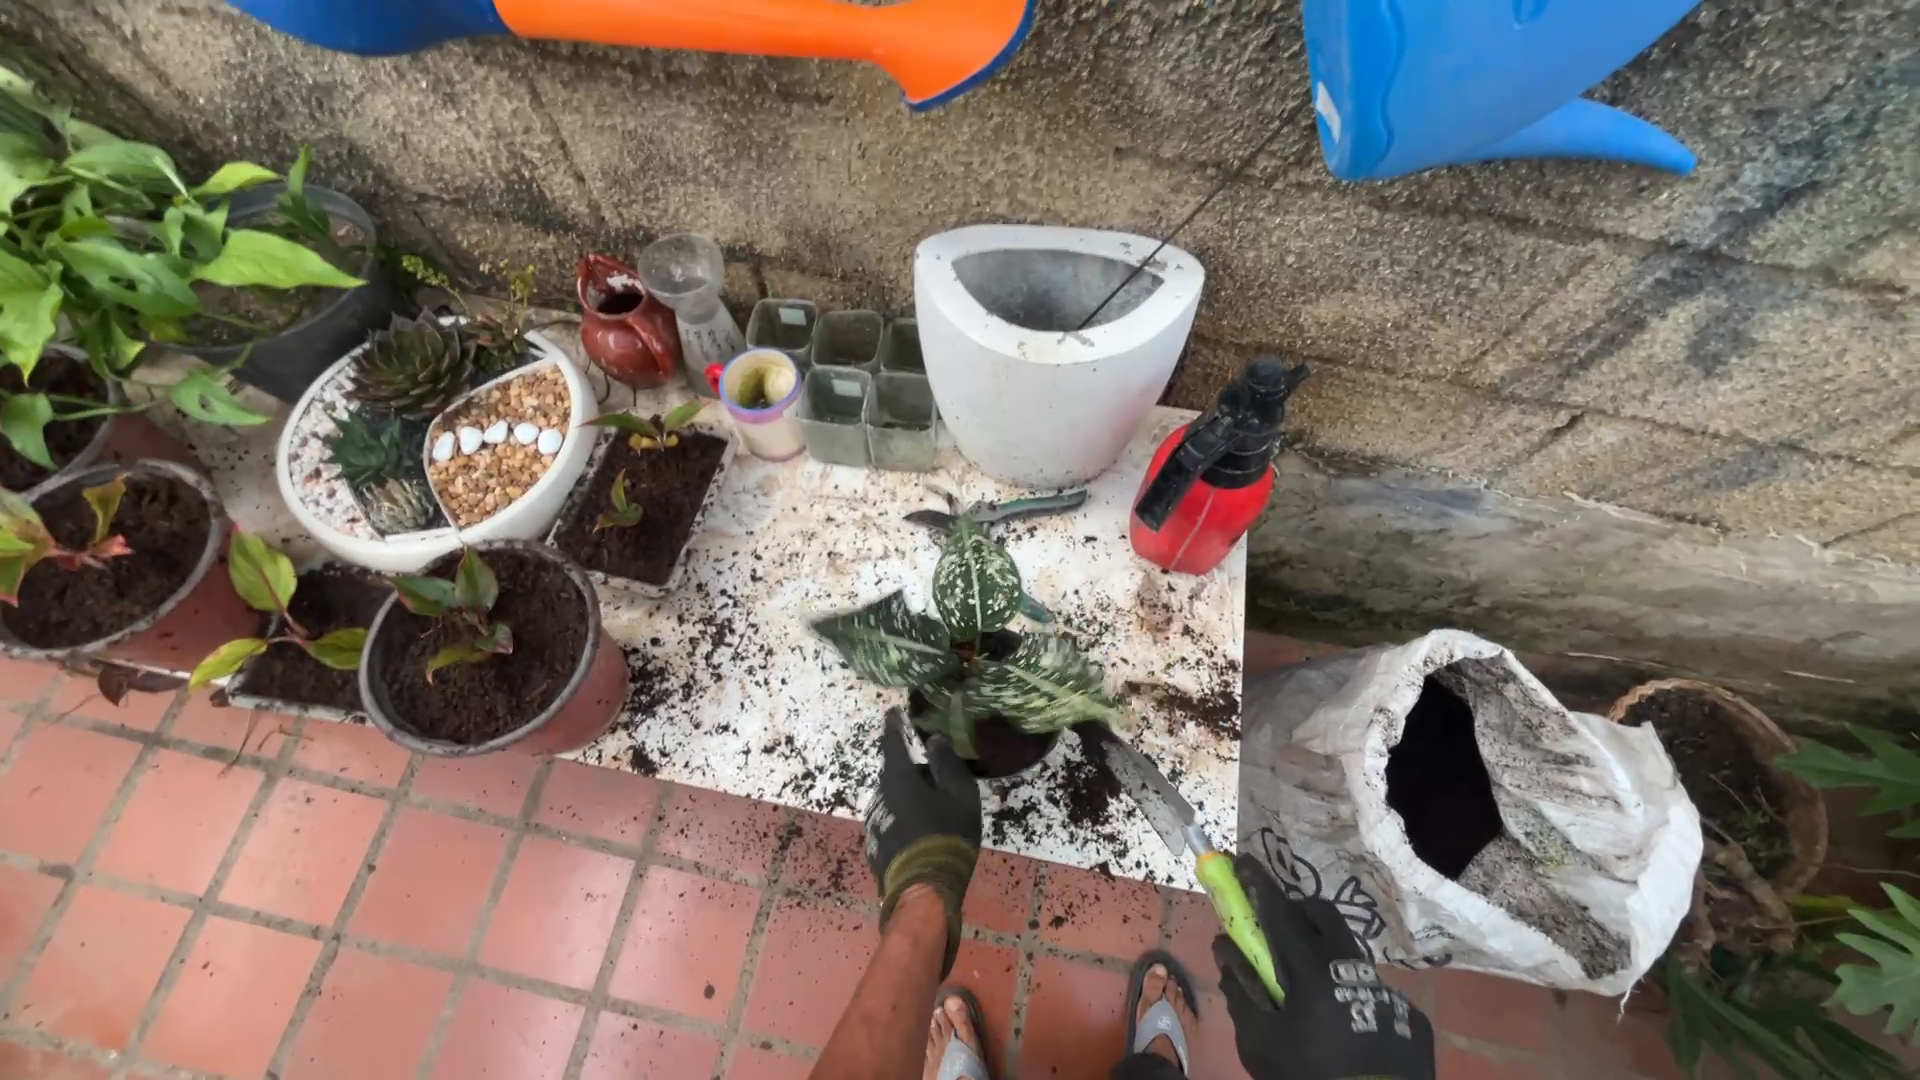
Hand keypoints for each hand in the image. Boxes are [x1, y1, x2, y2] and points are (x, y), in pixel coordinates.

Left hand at [865, 708, 980, 974]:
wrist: (924, 890)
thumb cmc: (948, 835)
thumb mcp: (960, 795)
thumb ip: (947, 763)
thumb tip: (933, 739)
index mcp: (899, 778)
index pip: (892, 742)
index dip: (893, 725)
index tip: (892, 712)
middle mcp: (880, 795)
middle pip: (893, 773)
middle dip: (909, 769)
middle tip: (932, 773)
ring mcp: (875, 822)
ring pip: (891, 798)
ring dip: (907, 796)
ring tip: (931, 807)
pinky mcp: (875, 845)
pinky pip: (891, 820)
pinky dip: (903, 817)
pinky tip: (920, 831)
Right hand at [1213, 854, 1434, 1079]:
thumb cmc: (1307, 1079)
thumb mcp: (1258, 1041)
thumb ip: (1239, 989)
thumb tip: (1225, 949)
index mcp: (1313, 972)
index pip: (1280, 912)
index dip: (1258, 883)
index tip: (1241, 860)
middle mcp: (1354, 971)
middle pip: (1325, 916)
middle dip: (1299, 910)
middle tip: (1278, 928)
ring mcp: (1388, 994)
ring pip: (1351, 955)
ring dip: (1326, 956)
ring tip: (1311, 991)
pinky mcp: (1413, 1021)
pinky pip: (1374, 993)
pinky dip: (1352, 997)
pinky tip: (1346, 1029)